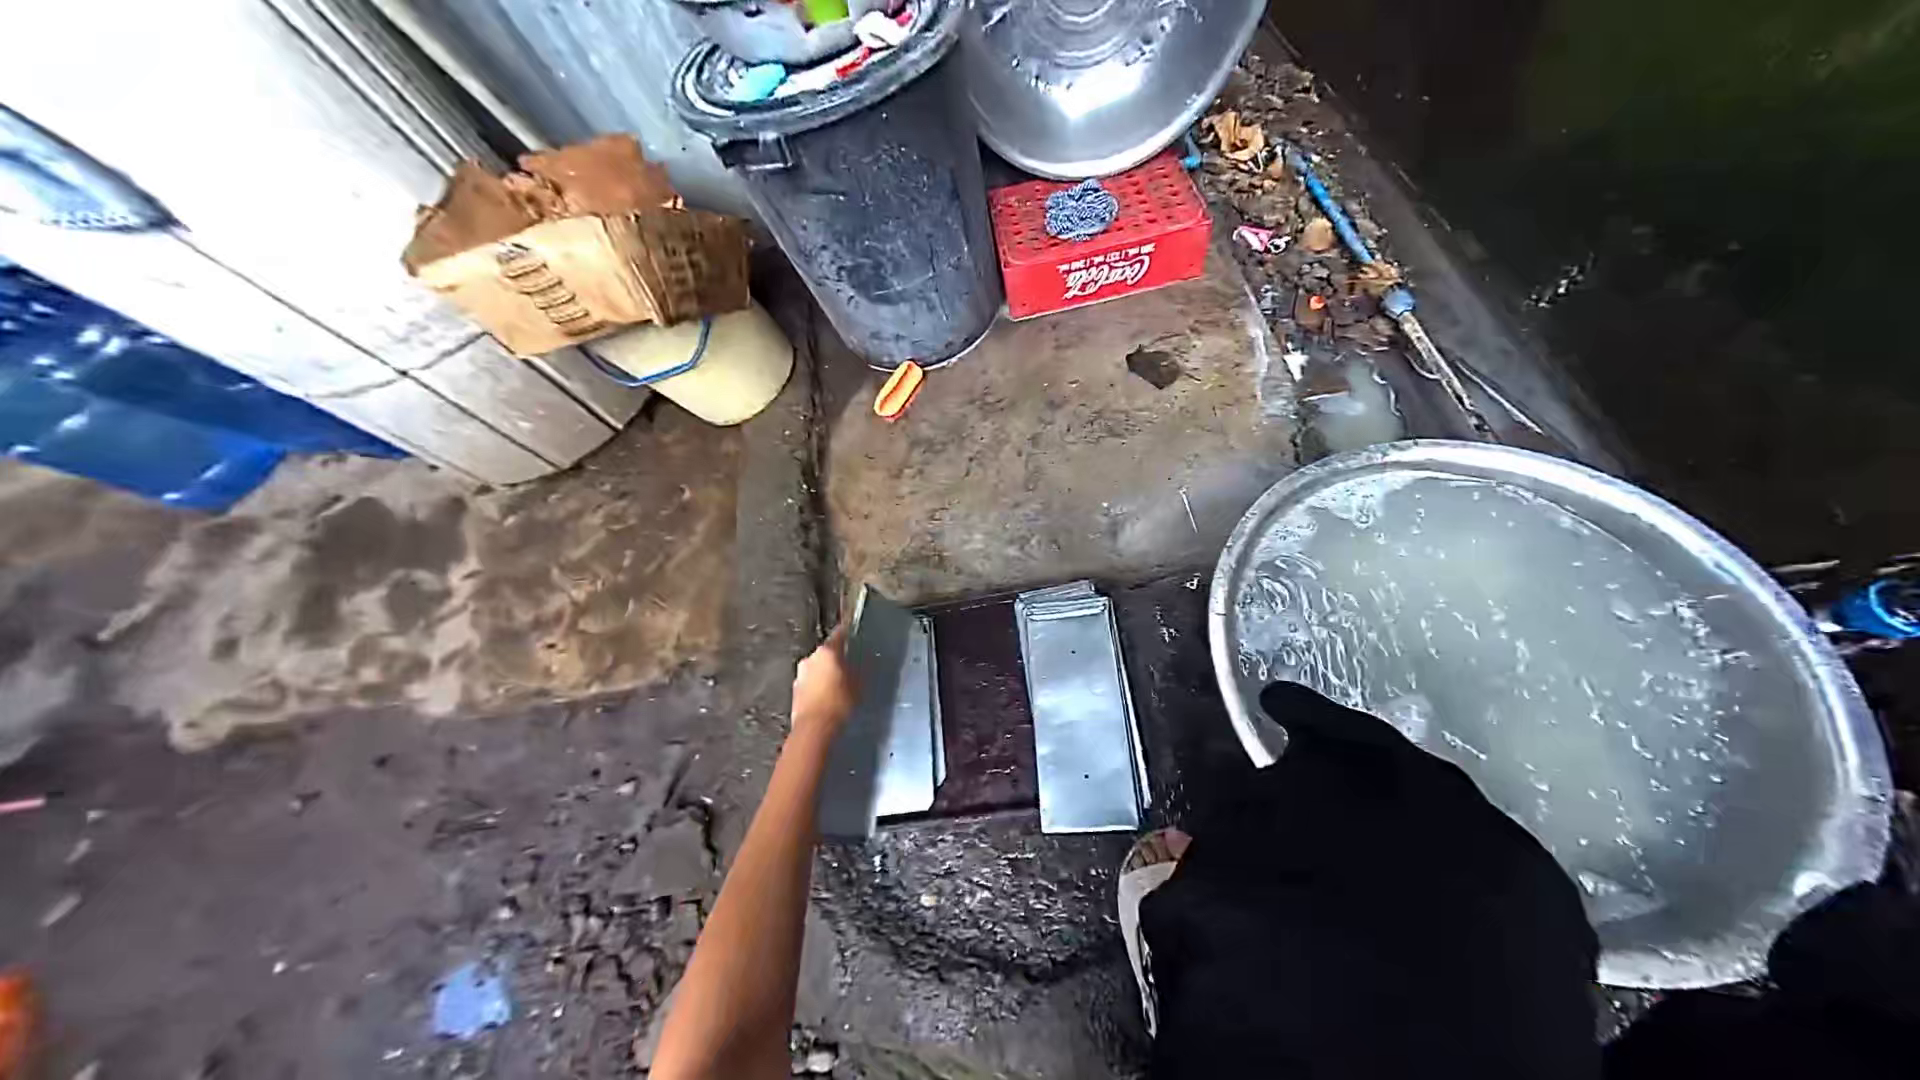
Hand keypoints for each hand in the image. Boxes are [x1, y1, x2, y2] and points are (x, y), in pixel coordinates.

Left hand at [790, 623, 854, 743]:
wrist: (814, 728)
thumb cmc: (839, 703)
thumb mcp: (858, 685)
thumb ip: (860, 669)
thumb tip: (863, 662)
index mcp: (827, 652)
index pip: (839, 634)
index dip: (847, 632)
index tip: (852, 631)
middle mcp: (810, 658)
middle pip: (826, 652)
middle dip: (836, 656)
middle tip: (848, 664)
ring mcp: (800, 674)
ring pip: (816, 667)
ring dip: (825, 671)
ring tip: (838, 682)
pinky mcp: (795, 690)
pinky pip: (810, 681)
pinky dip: (818, 684)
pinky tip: (826, 695)